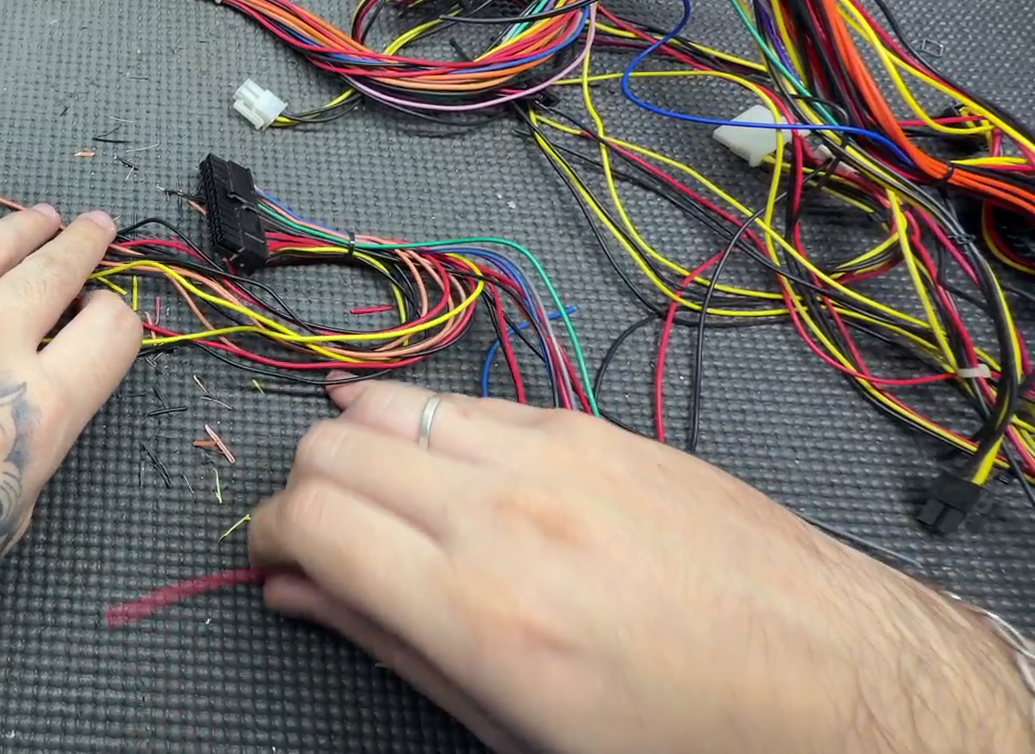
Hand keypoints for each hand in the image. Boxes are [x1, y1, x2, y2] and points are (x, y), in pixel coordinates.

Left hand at [0, 86, 141, 684]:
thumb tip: (55, 374)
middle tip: (94, 233)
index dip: (117, 325)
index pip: (113, 331)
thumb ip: (43, 434)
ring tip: (46, 215)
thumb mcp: (5, 519)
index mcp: (36, 410)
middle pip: (59, 271)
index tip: (102, 326)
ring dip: (28, 225)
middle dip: (86, 251)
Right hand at [250, 379, 1034, 753]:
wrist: (854, 691)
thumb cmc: (678, 738)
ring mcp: (542, 452)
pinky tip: (421, 451)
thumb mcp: (513, 727)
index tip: (270, 552)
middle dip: (299, 489)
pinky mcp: (578, 421)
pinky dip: (411, 421)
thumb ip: (382, 640)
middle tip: (318, 529)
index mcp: (481, 611)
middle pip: (328, 448)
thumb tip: (290, 590)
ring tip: (362, 481)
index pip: (309, 521)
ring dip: (346, 441)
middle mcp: (499, 512)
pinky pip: (453, 399)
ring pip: (378, 403)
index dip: (265, 533)